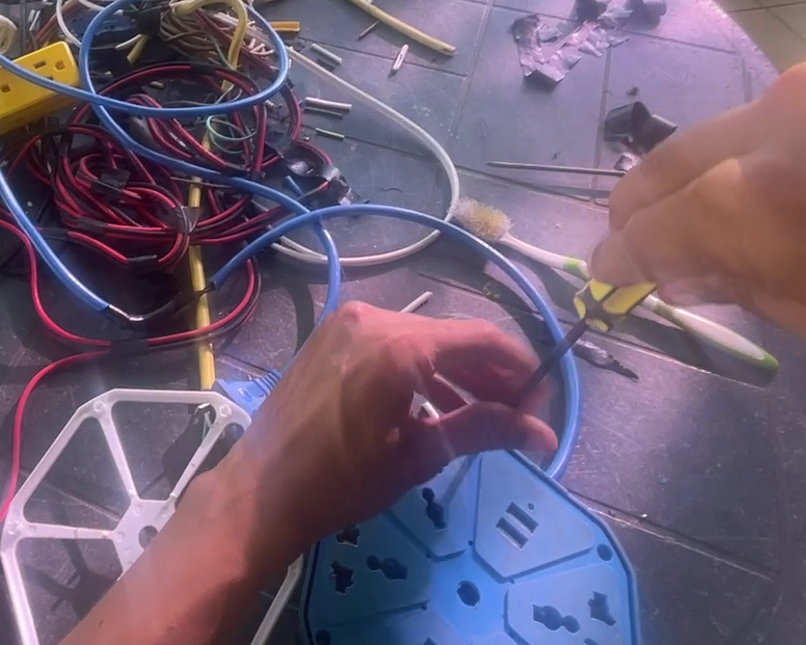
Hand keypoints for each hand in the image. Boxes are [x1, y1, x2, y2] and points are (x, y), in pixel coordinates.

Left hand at [211, 301, 555, 569]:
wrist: (264, 486)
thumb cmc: (342, 479)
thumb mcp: (418, 456)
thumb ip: (481, 430)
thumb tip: (541, 433)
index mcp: (398, 345)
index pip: (479, 338)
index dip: (519, 368)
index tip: (541, 402)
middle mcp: (373, 318)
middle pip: (450, 336)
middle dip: (489, 373)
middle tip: (518, 414)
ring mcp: (347, 322)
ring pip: (420, 338)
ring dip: (455, 372)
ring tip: (483, 415)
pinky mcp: (332, 334)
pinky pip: (389, 342)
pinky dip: (418, 368)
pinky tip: (435, 406)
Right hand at [591, 58, 805, 485]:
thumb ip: (768, 296)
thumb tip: (692, 271)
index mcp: (780, 199)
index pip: (657, 225)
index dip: (624, 262)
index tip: (608, 284)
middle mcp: (796, 116)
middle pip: (676, 160)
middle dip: (648, 213)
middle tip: (647, 261)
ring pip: (732, 134)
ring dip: (708, 184)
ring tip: (725, 239)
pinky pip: (795, 121)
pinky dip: (769, 162)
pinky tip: (799, 202)